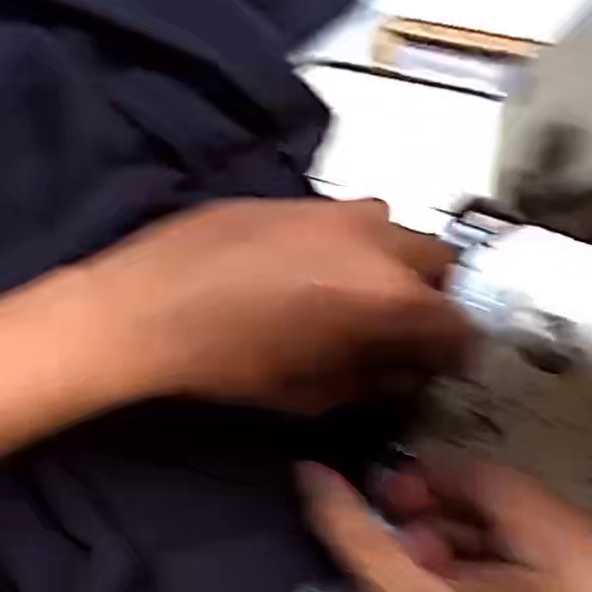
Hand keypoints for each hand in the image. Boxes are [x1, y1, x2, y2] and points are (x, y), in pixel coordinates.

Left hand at [78, 198, 470, 410]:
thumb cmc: (216, 364)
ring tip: (334, 291)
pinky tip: (282, 267)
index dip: (445, 350)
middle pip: (431, 263)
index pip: (456, 322)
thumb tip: (393, 373)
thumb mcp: (298, 393)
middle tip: (382, 326)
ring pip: (381, 229)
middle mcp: (369, 239)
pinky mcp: (274, 198)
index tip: (425, 364)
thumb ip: (363, 382)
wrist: (136, 312)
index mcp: (385, 295)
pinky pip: (322, 218)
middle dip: (419, 297)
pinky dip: (324, 243)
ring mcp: (320, 208)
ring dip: (376, 260)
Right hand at [300, 460, 591, 591]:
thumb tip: (312, 475)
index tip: (388, 514)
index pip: (489, 477)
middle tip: (412, 572)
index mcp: (582, 557)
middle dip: (453, 533)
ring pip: (560, 559)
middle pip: (524, 518)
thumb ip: (353, 537)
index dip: (424, 484)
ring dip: (494, 568)